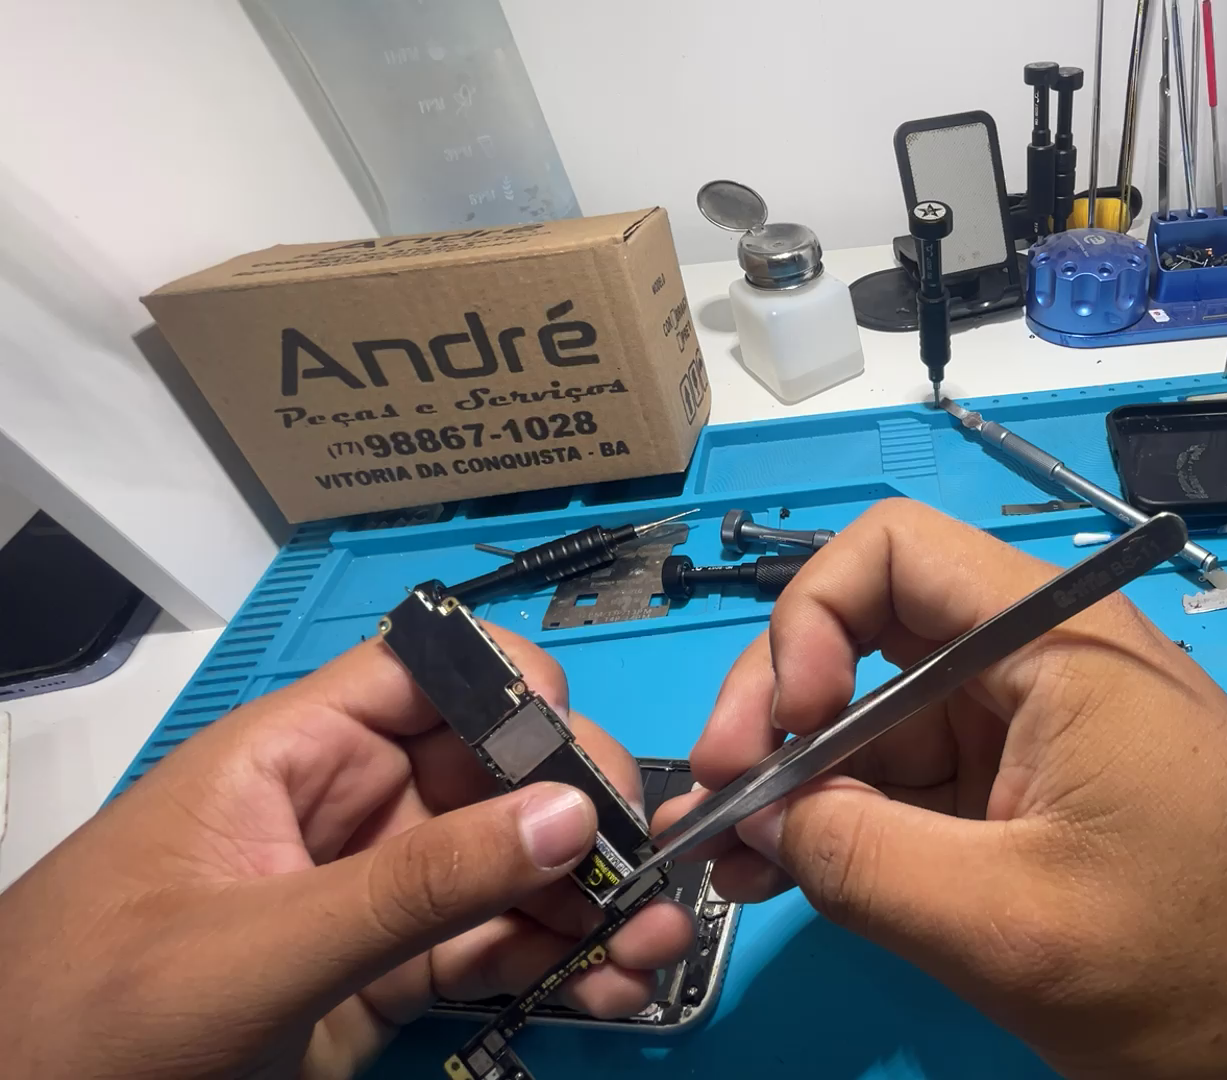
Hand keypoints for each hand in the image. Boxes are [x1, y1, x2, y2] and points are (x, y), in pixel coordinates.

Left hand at [0, 626, 690, 1078]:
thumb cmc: (65, 1053)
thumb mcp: (238, 964)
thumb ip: (415, 884)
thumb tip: (574, 814)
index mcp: (305, 754)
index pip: (436, 672)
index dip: (517, 691)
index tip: (577, 760)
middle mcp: (369, 803)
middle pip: (511, 769)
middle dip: (588, 815)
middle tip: (640, 869)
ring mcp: (398, 885)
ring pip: (528, 860)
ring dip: (600, 898)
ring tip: (654, 945)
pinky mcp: (413, 962)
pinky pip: (511, 939)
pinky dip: (569, 959)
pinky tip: (614, 985)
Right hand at [656, 499, 1226, 1074]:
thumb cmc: (1210, 957)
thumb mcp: (1016, 923)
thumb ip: (864, 861)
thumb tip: (759, 815)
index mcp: (1047, 637)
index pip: (895, 551)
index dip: (812, 616)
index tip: (782, 722)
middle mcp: (1027, 655)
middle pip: (867, 631)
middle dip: (778, 706)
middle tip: (721, 800)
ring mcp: (1019, 720)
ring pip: (876, 713)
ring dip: (797, 775)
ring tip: (727, 855)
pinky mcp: (1016, 779)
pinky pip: (908, 774)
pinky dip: (844, 815)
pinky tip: (787, 868)